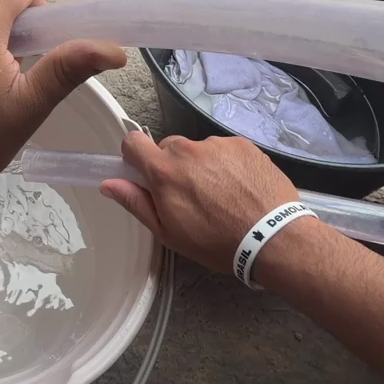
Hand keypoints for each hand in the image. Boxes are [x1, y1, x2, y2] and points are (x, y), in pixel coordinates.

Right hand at [100, 131, 300, 271]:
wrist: (275, 238)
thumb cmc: (217, 241)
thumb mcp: (169, 232)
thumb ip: (136, 203)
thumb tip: (108, 184)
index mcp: (163, 170)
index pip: (132, 141)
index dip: (134, 156)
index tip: (144, 174)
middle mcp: (186, 149)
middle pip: (168, 148)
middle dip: (172, 166)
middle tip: (189, 194)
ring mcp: (216, 144)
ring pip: (197, 150)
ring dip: (201, 166)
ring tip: (222, 194)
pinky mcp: (242, 144)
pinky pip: (223, 149)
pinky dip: (226, 164)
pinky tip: (240, 187)